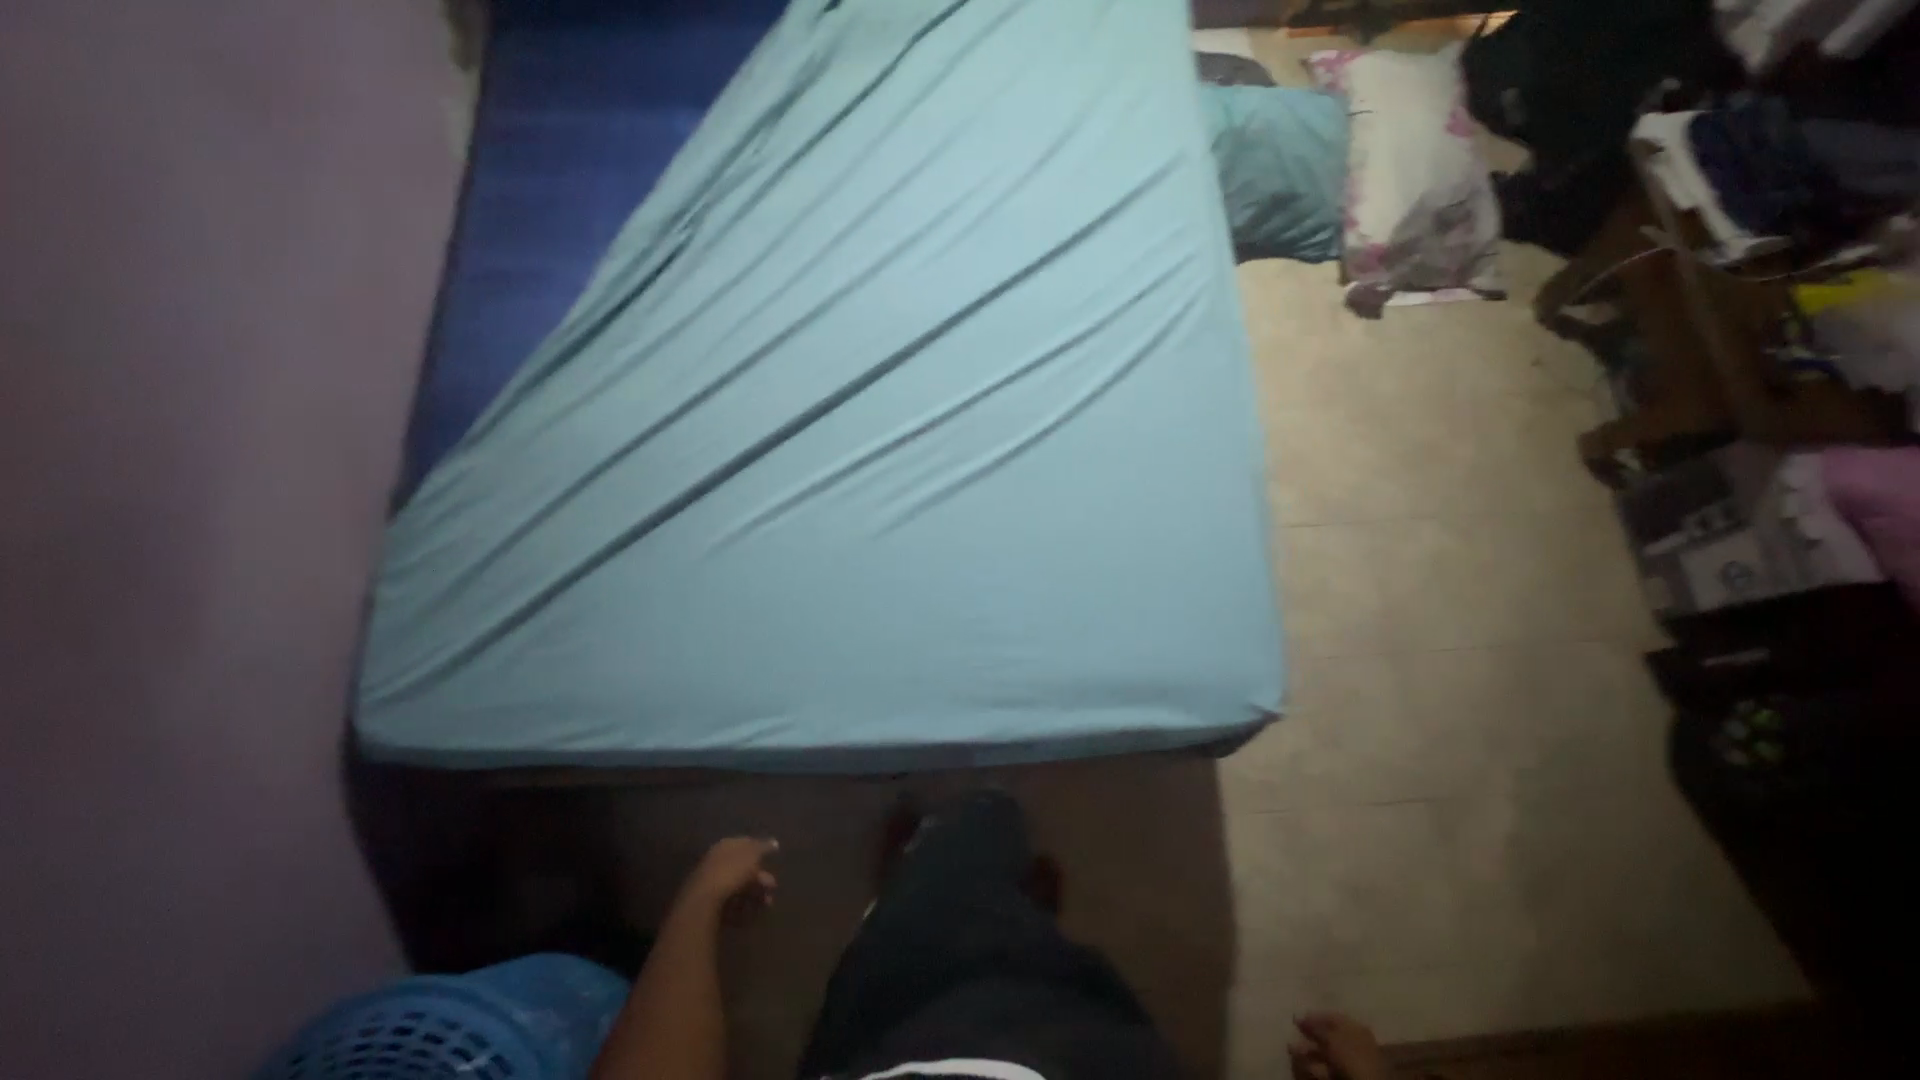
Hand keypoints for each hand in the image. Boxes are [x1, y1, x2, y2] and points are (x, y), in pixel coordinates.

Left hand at [676, 837, 778, 921]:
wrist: (704, 901)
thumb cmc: (731, 872)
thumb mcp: (752, 855)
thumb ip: (763, 847)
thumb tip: (773, 842)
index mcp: (725, 846)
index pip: (745, 844)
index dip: (760, 851)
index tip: (772, 861)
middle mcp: (717, 862)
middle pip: (742, 869)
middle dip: (760, 878)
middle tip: (773, 887)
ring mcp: (711, 884)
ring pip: (738, 887)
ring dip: (755, 895)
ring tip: (767, 904)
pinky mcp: (709, 903)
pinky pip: (729, 903)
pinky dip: (742, 908)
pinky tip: (750, 915)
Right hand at [1289, 1012, 1389, 1079]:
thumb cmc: (1351, 1055)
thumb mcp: (1331, 1038)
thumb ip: (1315, 1027)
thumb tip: (1297, 1016)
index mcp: (1355, 1028)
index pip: (1333, 1017)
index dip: (1315, 1015)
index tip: (1298, 1016)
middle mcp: (1353, 1042)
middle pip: (1327, 1035)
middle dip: (1309, 1034)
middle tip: (1293, 1032)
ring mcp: (1348, 1060)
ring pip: (1324, 1052)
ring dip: (1307, 1050)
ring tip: (1290, 1048)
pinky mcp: (1342, 1075)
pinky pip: (1325, 1066)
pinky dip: (1312, 1065)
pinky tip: (1301, 1063)